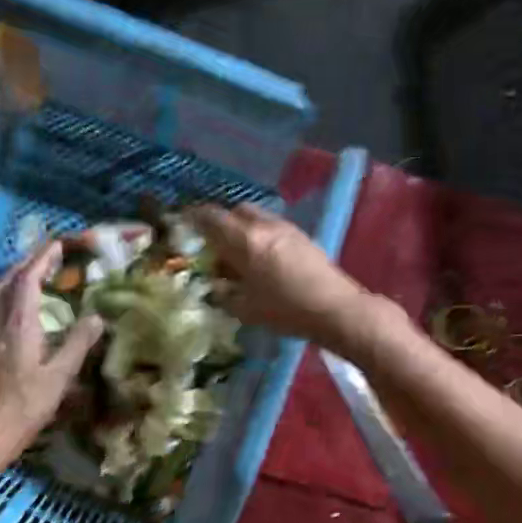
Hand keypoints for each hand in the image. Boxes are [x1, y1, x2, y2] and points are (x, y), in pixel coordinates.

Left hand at [0, 241, 104, 458]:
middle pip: (8, 280)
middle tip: (51, 254)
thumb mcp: (60, 376)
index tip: (61, 245)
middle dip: (29, 261)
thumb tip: (95, 316)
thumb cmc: (27, 407)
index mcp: (19, 326)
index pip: (28, 280)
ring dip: (13, 274)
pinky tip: (8, 301)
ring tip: (32, 271)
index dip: (43, 259)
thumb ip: (78, 343)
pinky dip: (0, 293)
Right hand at [189, 203, 371, 347]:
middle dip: (222, 223)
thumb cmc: (287, 311)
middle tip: (215, 245)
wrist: (337, 309)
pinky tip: (265, 260)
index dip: (193, 219)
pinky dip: (263, 236)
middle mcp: (264, 226)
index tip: (185, 226)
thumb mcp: (246, 310)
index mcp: (244, 240)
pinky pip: (274, 227)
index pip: (210, 217)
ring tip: (241, 255)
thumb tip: (216, 286)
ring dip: (244, 229)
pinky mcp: (304, 237)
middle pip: (236, 211)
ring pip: (257, 217)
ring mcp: (287, 229)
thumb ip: (225, 294)